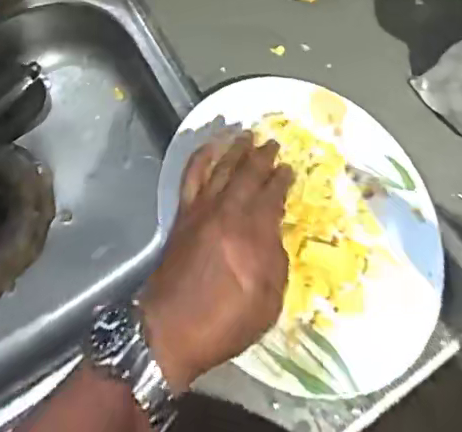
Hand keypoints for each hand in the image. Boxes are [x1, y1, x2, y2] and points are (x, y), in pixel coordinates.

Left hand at [140, 130, 293, 392]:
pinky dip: (202, 156)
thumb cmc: (225, 322)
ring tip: (246, 135)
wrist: (172, 326)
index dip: (282, 180)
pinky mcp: (183, 212)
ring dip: (236, 149)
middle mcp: (228, 211)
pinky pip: (192, 175)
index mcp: (253, 233)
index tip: (289, 169)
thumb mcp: (268, 301)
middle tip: (272, 143)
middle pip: (248, 174)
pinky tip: (210, 147)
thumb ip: (276, 261)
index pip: (272, 196)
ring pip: (222, 167)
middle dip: (262, 156)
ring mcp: (202, 208)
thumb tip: (274, 233)